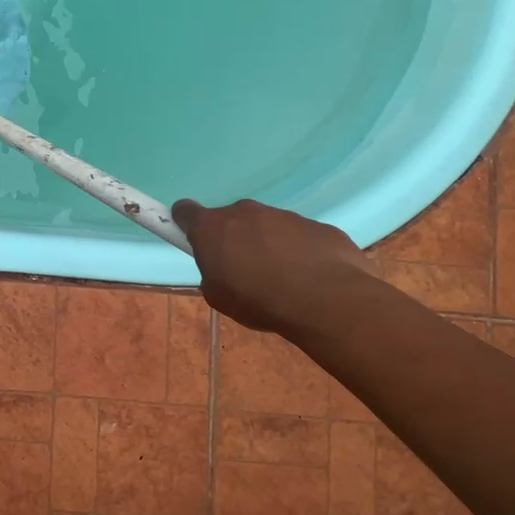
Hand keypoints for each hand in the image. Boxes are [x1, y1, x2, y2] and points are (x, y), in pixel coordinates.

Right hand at [171, 198, 375, 335]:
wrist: (329, 303)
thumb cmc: (259, 300)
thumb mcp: (216, 295)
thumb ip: (213, 272)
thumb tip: (227, 268)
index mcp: (210, 226)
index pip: (185, 210)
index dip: (188, 224)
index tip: (197, 241)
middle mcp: (245, 212)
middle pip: (233, 219)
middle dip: (236, 238)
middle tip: (247, 270)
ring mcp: (287, 217)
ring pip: (271, 227)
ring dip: (273, 245)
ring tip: (288, 279)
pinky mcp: (323, 228)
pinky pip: (306, 238)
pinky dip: (306, 253)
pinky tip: (316, 279)